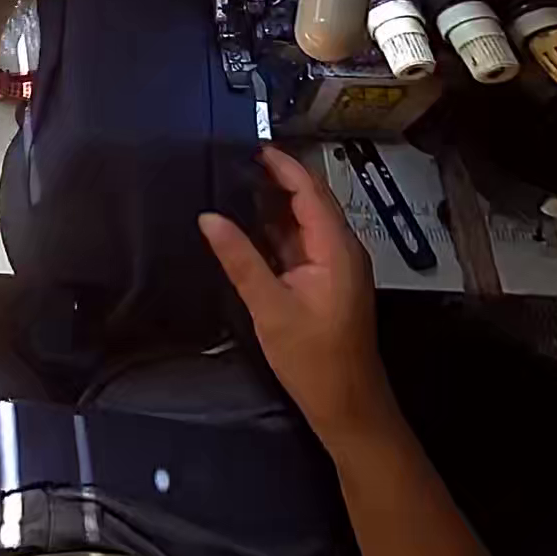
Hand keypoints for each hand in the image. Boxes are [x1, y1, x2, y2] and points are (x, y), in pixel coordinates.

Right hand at [200, 146, 395, 437]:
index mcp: (335, 248)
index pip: (310, 192)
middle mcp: (340, 248)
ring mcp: (333, 262)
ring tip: (237, 179)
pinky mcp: (324, 277)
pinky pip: (299, 238)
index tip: (252, 147)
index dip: (284, 166)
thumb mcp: (270, 308)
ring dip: (276, 199)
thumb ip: (240, 259)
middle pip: (310, 199)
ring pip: (304, 218)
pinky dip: (276, 224)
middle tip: (237, 159)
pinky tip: (249, 219)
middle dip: (278, 176)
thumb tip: (208, 217)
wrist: (348, 408)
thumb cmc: (314, 360)